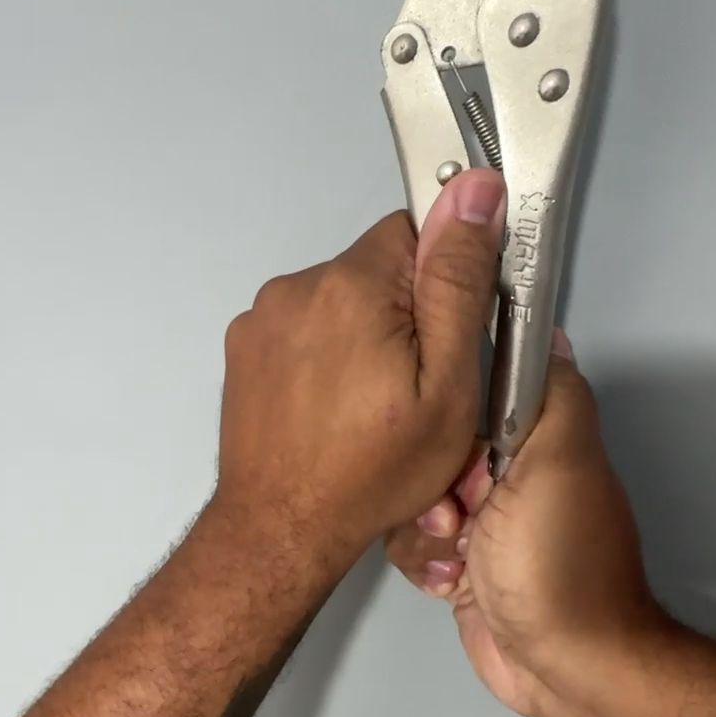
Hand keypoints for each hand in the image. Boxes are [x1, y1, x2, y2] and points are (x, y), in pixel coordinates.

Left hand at [210, 170, 508, 568]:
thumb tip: (473, 191)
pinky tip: (322, 406)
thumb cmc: (369, 473)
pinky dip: (316, 355)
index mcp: (350, 286)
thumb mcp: (445, 386)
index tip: (436, 339)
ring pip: (333, 302)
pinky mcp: (242, 349)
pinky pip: (297, 329)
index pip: (414, 231)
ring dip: (354, 336)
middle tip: (400, 387)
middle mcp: (294, 288)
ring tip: (357, 405)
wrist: (280, 525)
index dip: (437, 282)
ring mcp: (260, 319)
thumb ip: (457, 282)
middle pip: (371, 270)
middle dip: (396, 314)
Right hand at [386, 335, 665, 716]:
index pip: (461, 411)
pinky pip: (412, 546)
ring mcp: (478, 527)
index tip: (454, 471)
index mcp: (532, 447)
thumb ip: (554, 396)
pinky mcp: (458, 567)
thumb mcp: (562, 465)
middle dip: (428, 494)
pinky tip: (451, 586)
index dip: (443, 434)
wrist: (559, 664)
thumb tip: (549, 329)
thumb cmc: (554, 561)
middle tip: (455, 524)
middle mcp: (504, 481)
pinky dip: (425, 567)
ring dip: (422, 538)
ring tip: (458, 565)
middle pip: (425, 459)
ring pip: (410, 505)